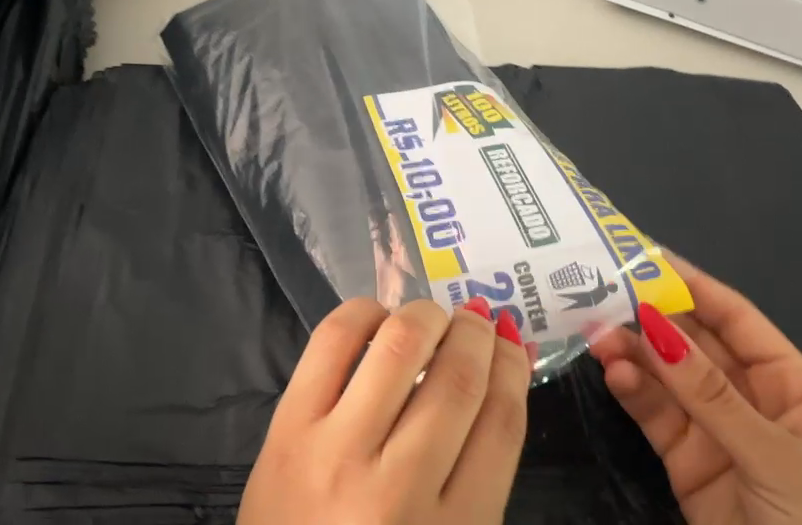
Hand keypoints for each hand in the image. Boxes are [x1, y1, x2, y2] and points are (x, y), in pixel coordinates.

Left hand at [239, 296, 531, 524]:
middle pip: (457, 381)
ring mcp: (339, 450)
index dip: (512, 368)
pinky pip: (333, 342)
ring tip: (433, 316)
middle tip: (477, 318)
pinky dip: (363, 313)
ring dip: (426, 316)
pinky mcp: (289, 424)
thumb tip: (506, 361)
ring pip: (399, 349)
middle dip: (476, 335)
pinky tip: (378, 319)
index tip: (511, 341)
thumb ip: (479, 462)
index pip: (500, 424)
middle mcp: (399, 487)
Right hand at [589, 261, 801, 524]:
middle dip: (653, 318)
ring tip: (597, 333)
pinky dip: (634, 393)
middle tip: (602, 291)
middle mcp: (754, 402)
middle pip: (696, 345)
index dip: (694, 286)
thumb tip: (654, 325)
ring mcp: (718, 434)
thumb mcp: (779, 459)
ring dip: (634, 354)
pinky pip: (657, 418)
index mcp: (795, 389)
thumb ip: (711, 395)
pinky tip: (613, 372)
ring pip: (669, 379)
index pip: (738, 321)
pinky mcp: (688, 466)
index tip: (645, 256)